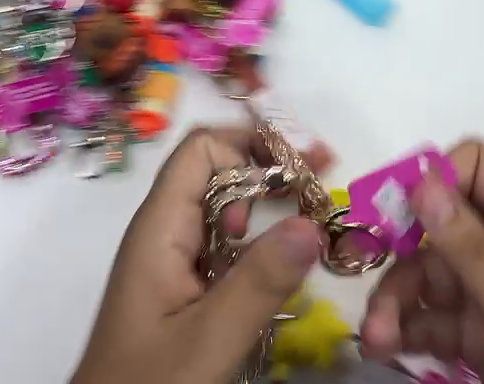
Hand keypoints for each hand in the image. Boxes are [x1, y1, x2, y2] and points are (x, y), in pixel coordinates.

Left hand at [71, 126, 322, 383]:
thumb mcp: (208, 338)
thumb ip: (259, 282)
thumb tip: (311, 222)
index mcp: (160, 225)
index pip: (202, 150)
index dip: (251, 144)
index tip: (304, 164)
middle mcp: (164, 229)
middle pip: (215, 172)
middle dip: (268, 170)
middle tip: (323, 181)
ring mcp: (172, 258)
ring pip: (222, 210)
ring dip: (268, 207)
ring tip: (316, 217)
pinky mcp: (182, 288)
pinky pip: (223, 247)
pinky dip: (258, 244)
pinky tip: (289, 260)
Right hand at [360, 140, 483, 383]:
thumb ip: (477, 253)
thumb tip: (422, 179)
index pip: (478, 169)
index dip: (434, 178)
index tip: (393, 211)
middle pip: (439, 224)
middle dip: (400, 250)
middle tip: (365, 274)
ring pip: (428, 273)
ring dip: (394, 297)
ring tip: (375, 338)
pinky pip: (431, 318)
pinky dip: (403, 328)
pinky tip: (384, 347)